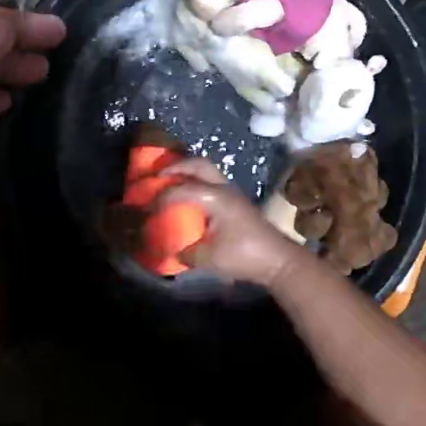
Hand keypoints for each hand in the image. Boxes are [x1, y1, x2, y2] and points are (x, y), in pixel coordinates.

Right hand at [159, 158, 310, 286]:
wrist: (278, 260)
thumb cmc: (245, 256)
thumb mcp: (210, 258)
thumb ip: (187, 252)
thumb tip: (173, 250)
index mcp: (215, 197)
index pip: (181, 189)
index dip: (160, 197)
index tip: (146, 207)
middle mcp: (224, 188)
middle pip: (197, 164)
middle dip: (175, 166)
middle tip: (157, 175)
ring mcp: (233, 194)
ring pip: (207, 171)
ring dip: (187, 172)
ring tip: (170, 181)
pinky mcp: (237, 203)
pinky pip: (212, 183)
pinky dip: (196, 183)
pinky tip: (188, 197)